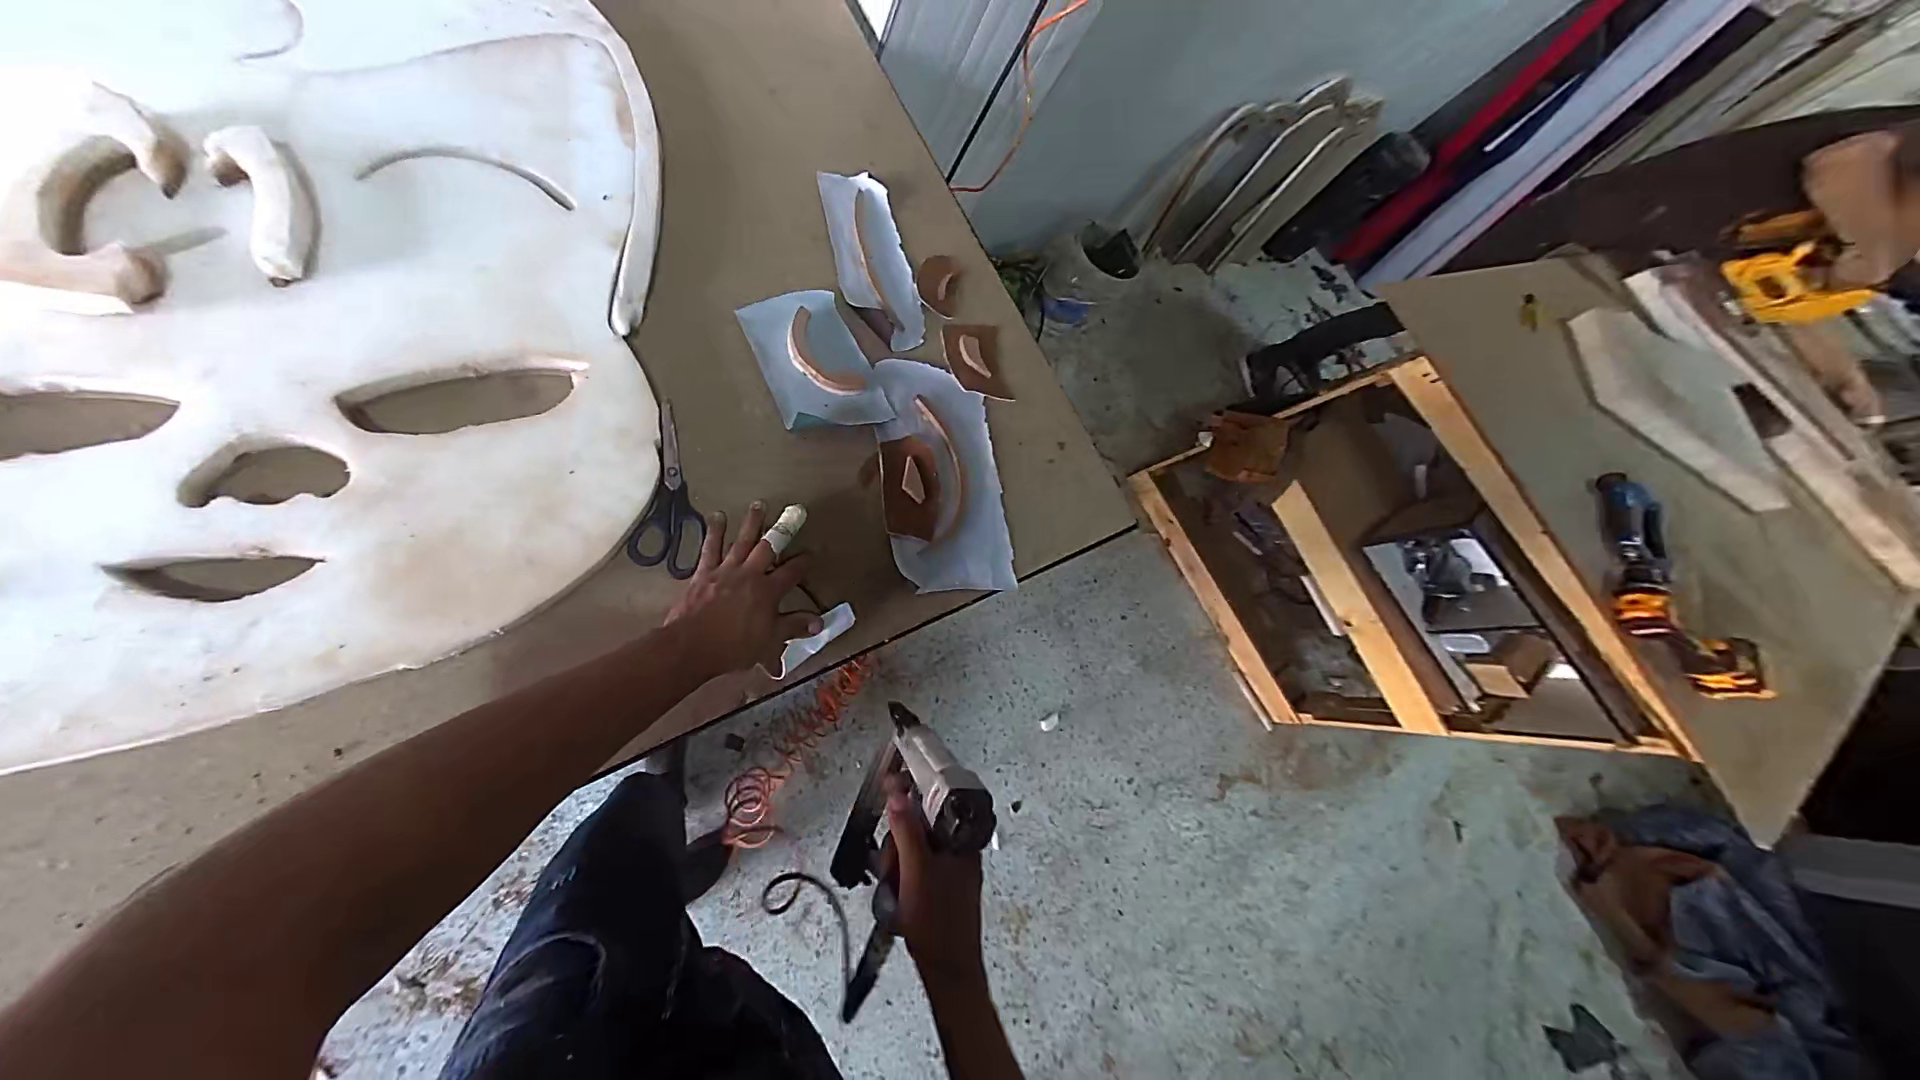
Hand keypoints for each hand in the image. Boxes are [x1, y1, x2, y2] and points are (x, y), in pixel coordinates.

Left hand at [664, 501, 821, 680]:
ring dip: (751, 522)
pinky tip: (716, 517)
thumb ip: (793, 627)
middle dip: (782, 530)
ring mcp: (725, 571)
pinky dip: (714, 532)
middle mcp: (749, 575)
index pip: (792, 572)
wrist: (690, 646)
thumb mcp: (769, 641)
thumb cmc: (733, 647)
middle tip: (792, 512)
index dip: (803, 563)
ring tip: (758, 505)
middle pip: (769, 547)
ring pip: (742, 541)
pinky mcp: (704, 574)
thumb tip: (818, 623)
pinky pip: (710, 549)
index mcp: (768, 591)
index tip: (810, 554)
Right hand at [884, 772, 986, 987]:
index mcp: (961, 838)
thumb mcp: (916, 870)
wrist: (948, 970)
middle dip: (899, 844)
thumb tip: (897, 792)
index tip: (890, 783)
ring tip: (895, 889)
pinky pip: (916, 867)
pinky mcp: (941, 885)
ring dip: (898, 864)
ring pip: (914, 848)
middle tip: (893, 868)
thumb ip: (906, 830)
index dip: (912, 794)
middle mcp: (958, 847)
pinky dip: (903, 876)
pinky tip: (898, 896)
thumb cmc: (936, 919)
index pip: (936, 800)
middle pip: (919, 826)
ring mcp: (950, 867)